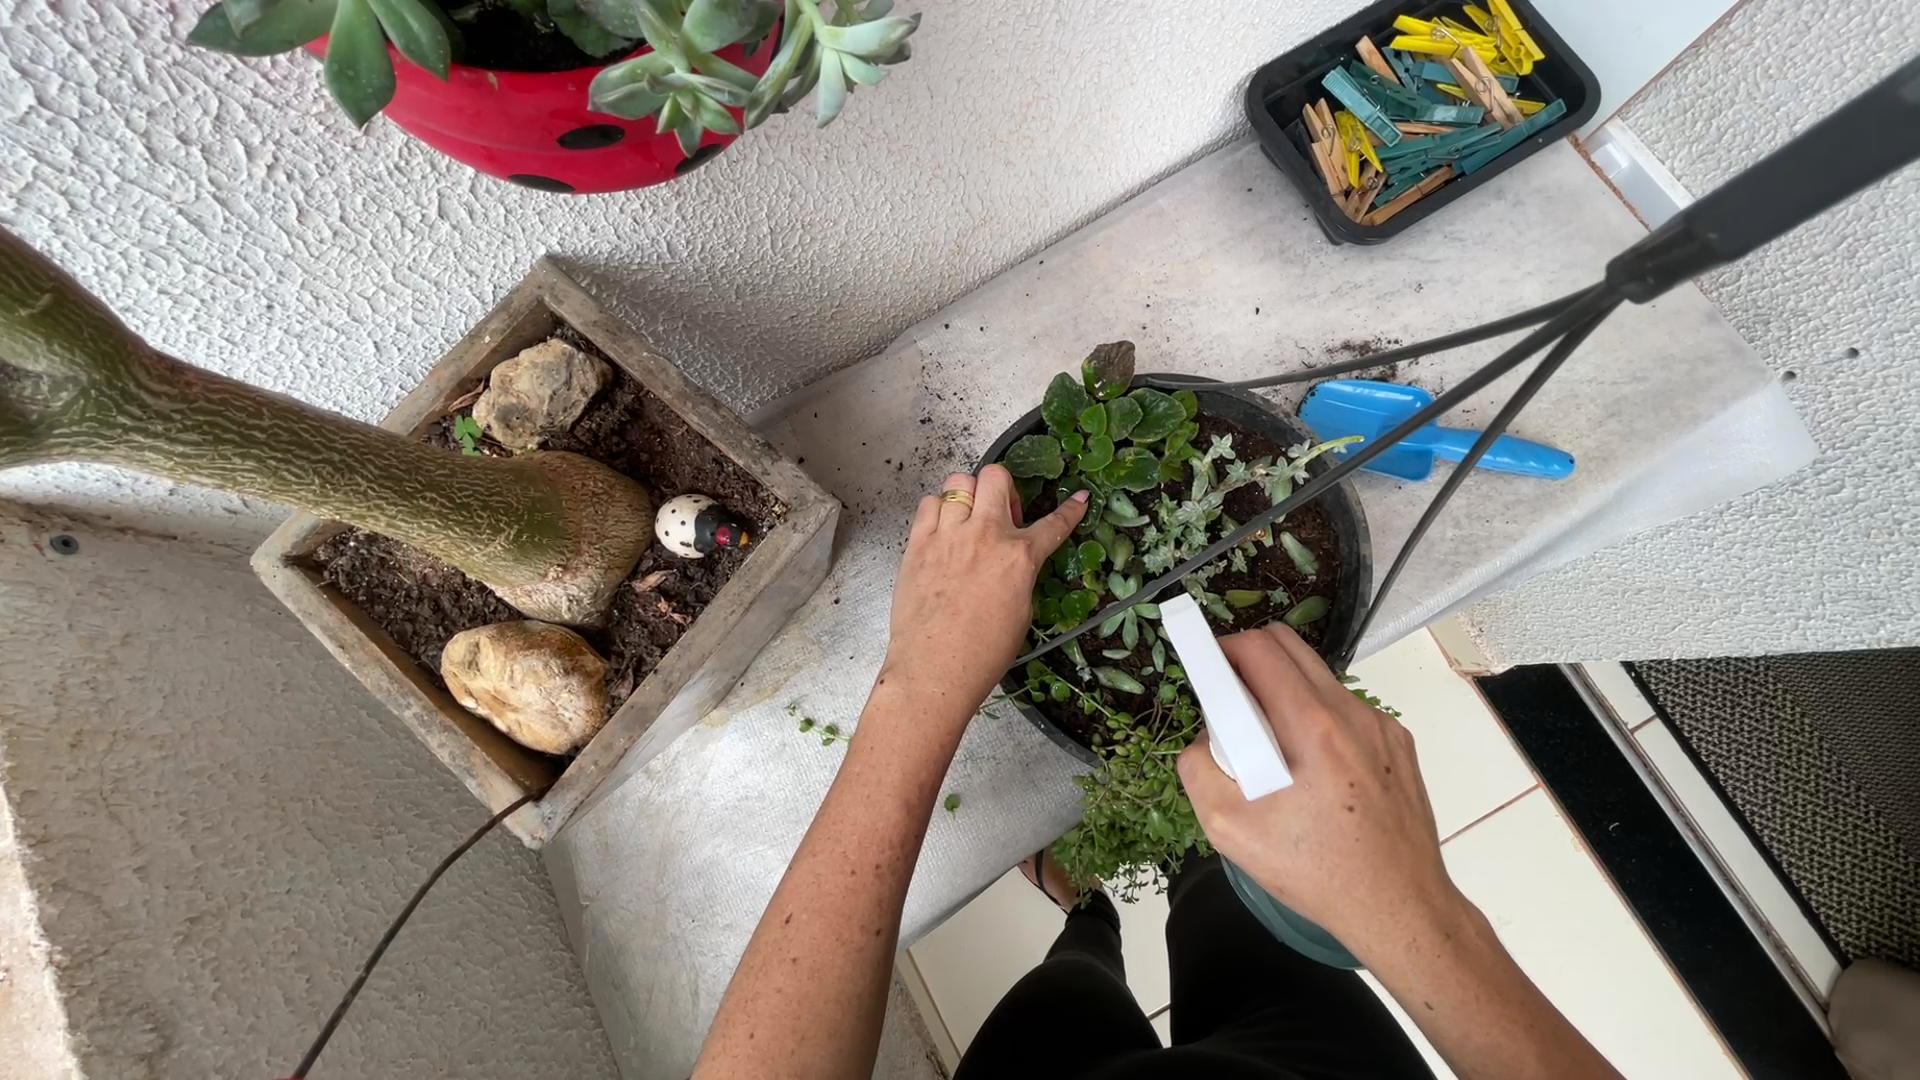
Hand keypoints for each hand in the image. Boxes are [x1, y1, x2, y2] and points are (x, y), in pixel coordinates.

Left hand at [879, 466, 1087, 717]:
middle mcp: (985, 536)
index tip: (1078, 499)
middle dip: (1004, 489)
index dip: (1070, 510)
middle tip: (1002, 514)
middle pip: (996, 477)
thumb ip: (1021, 574)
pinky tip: (942, 530)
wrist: (935, 668)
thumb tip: (1015, 561)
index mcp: (1019, 557)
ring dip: (968, 495)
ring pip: (958, 481)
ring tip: (968, 518)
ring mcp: (948, 536)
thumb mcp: (1022, 613)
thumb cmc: (981, 653)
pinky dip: (938, 510)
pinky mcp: (918, 544)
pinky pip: (928, 504)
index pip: (1054, 523)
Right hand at [1177, 624, 1464, 956]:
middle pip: (1287, 644)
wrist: (1402, 911)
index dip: (1221, 650)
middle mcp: (1352, 713)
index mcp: (1311, 727)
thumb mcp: (1228, 827)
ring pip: (1316, 675)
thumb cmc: (1314, 872)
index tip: (1206, 672)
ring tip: (1271, 746)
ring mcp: (1381, 725)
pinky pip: (1342, 706)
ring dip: (1281, 690)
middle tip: (1230, 704)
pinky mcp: (1397, 742)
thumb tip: (1206, 737)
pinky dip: (1315, 717)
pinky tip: (1312, 769)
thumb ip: (1198, 768)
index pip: (1258, 649)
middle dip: (1248, 660)